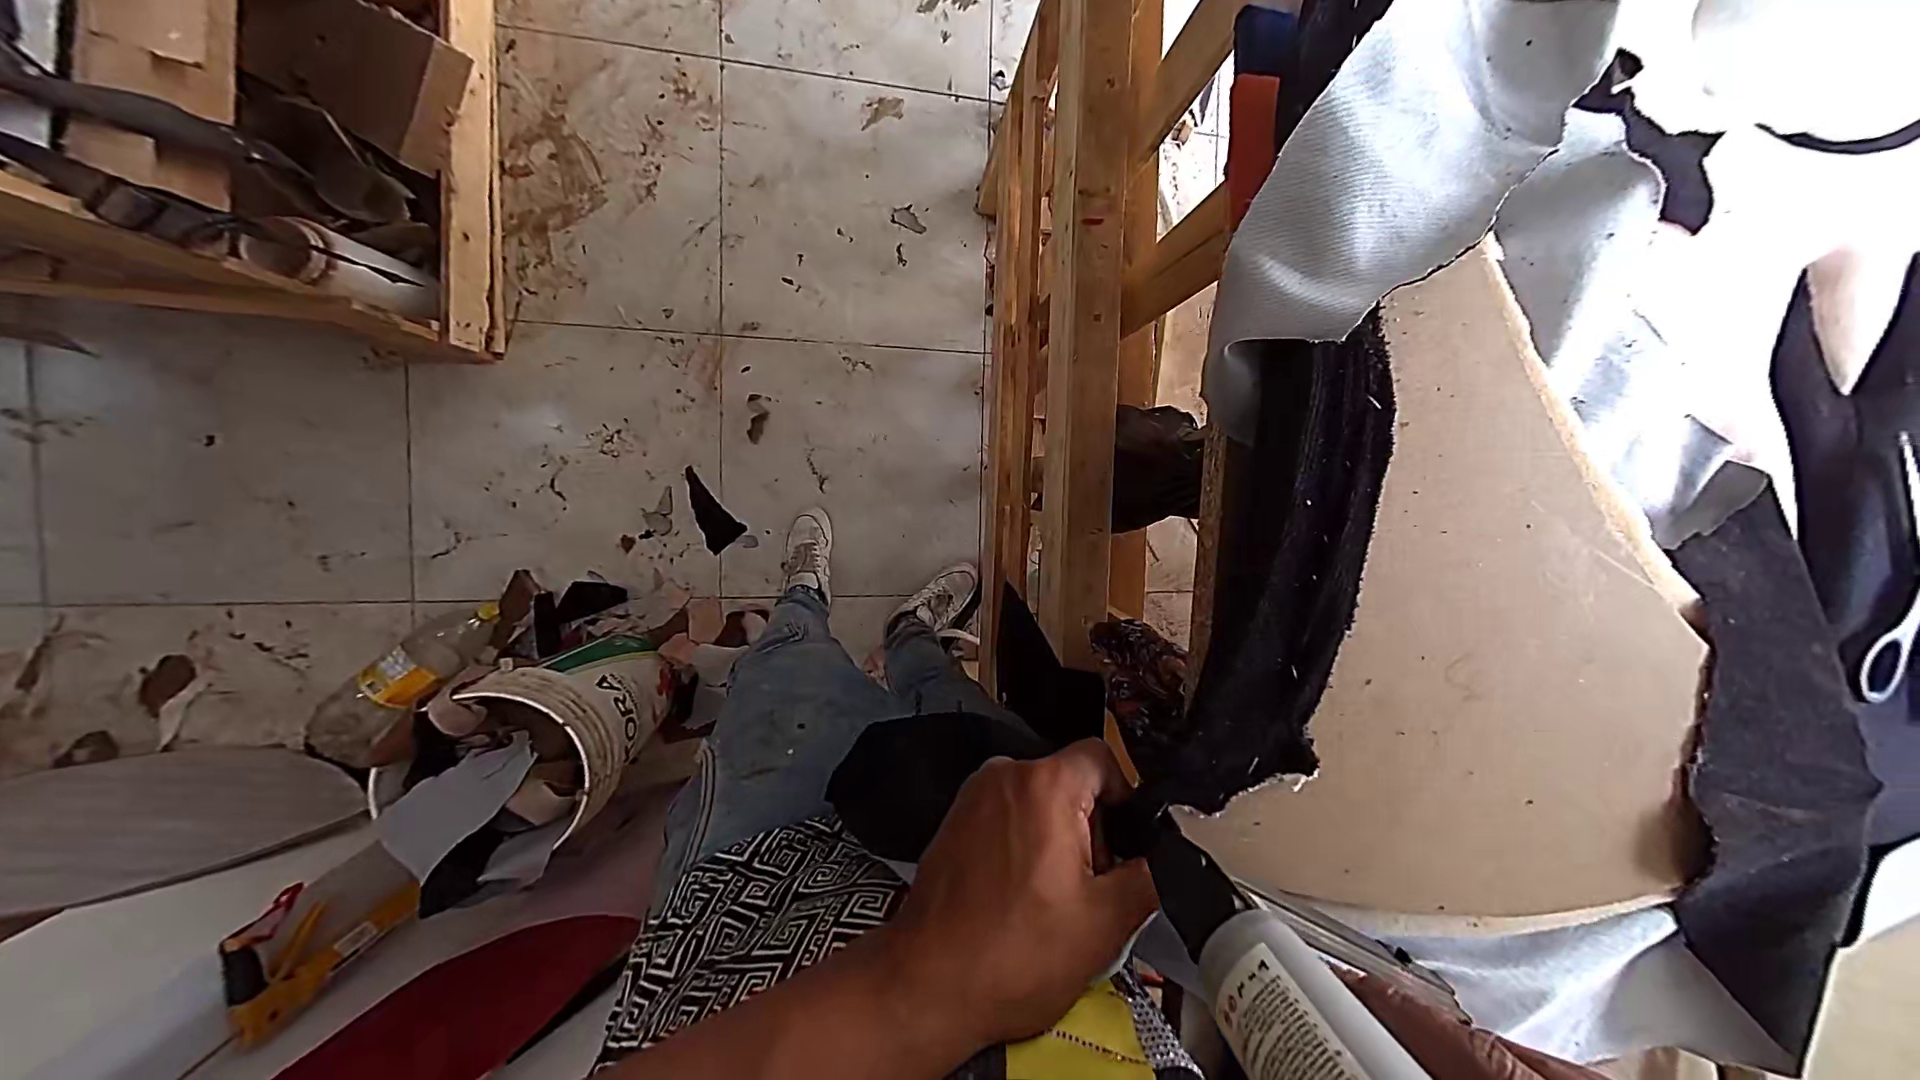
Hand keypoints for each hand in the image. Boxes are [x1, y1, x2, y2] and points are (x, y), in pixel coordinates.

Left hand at [875, 739, 1160, 1049]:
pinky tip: (1020, 891)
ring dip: (1058, 835)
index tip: (1126, 841)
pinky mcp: (956, 816)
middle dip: (1091, 825)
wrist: (930, 980)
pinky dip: (1024, 839)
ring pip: (1040, 797)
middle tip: (1089, 883)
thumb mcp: (1105, 921)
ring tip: (1052, 897)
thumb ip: (1150, 876)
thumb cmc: (1014, 952)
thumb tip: (1168, 854)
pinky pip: (1008, 811)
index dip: (1125, 796)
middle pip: (1070, 780)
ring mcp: (975, 793)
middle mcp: (1005, 774)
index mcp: (1045, 784)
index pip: (1101, 757)